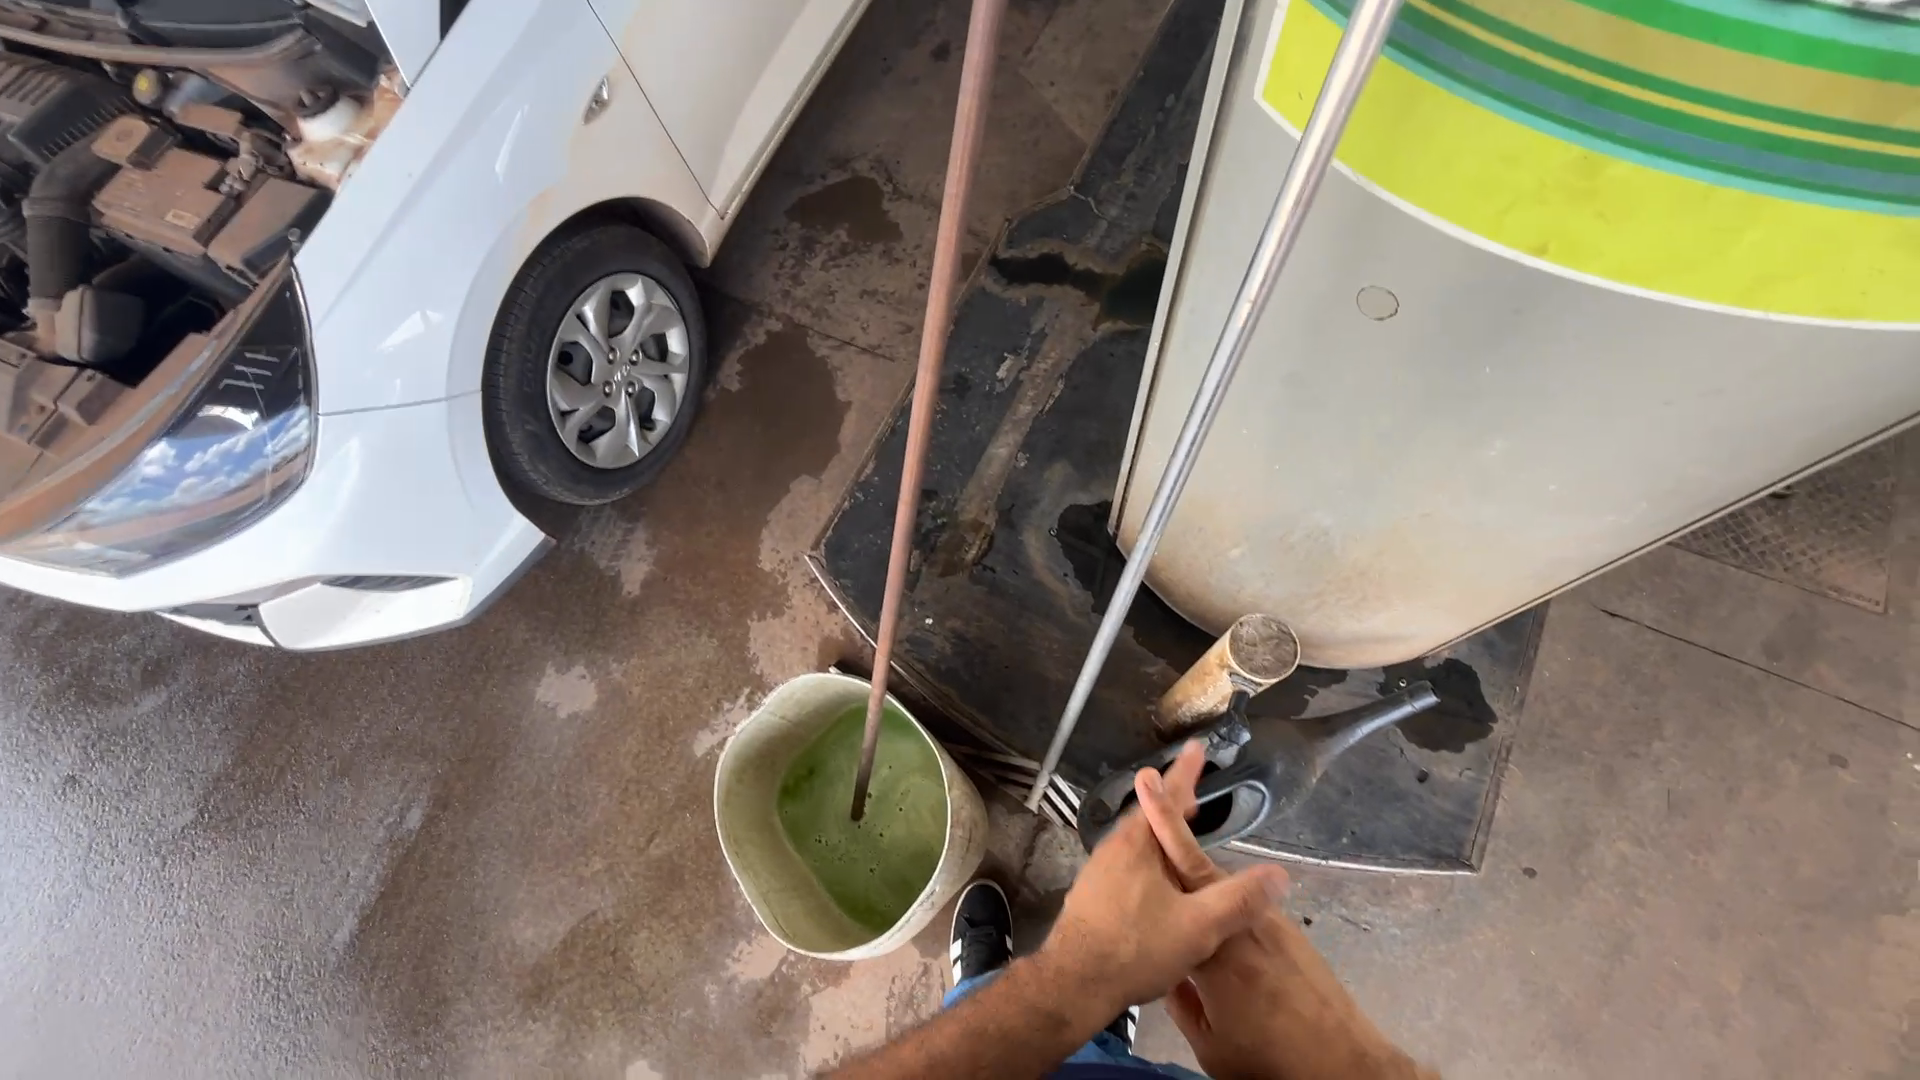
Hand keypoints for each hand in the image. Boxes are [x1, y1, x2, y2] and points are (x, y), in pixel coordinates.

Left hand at [1033, 782, 1288, 1021]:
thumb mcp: (1199, 927)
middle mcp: (1115, 846)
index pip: (1169, 796)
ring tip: (1183, 830)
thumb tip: (1279, 874)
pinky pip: (1128, 858)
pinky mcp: (1094, 889)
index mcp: (1138, 843)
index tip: (1197, 747)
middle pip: (1150, 813)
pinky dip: (1150, 853)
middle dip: (1174, 800)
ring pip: (1138, 838)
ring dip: (1161, 828)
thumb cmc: (1136, 947)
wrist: (1075, 980)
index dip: (1187, 772)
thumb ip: (1238, 900)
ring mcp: (1101, 867)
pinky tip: (1160, 875)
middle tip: (1198, 792)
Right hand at [1140, 743, 1430, 1079]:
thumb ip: (1181, 1003)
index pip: (1175, 885)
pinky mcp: (1289, 929)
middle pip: (1198, 864)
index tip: (1142, 808)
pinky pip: (1246, 901)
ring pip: (1222, 881)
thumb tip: (1168, 975)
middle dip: (1173, 827)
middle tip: (1153, 794)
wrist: (1346, 1066)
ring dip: (1195, 872)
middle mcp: (1239, 924)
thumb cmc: (1270, 1058)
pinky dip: (1224, 896)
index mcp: (1212, 950)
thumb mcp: (1210, 1045)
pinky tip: (1217, 914)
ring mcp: (1268, 922)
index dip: (1159, 841)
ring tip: (1171, 872)